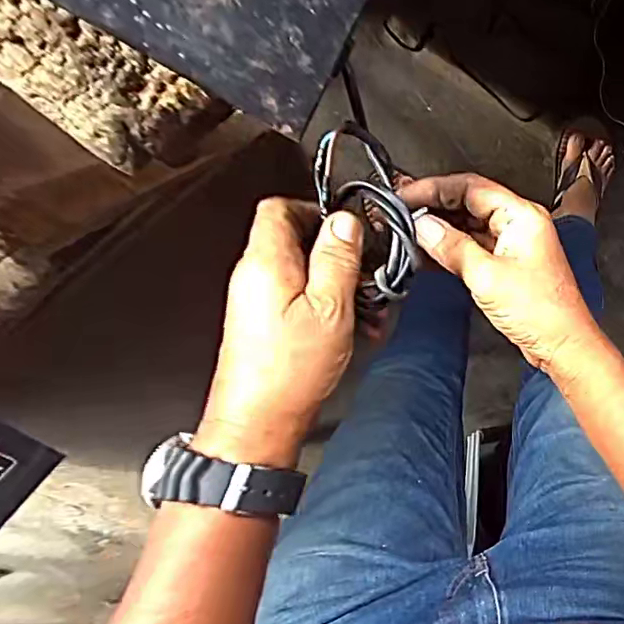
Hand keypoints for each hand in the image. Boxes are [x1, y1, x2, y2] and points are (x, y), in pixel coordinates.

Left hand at [195, 198, 363, 467]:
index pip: (280, 208)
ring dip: (341, 283)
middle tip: (368, 274)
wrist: (261, 416)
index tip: (352, 230)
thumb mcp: (330, 307)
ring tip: (366, 307)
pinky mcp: (266, 319)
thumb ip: (337, 259)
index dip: (318, 210)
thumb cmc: (289, 369)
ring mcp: (258, 298)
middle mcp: (255, 275)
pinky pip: (301, 295)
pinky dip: (330, 303)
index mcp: (266, 263)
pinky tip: (351, 325)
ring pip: (304, 270)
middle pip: (297, 239)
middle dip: (340, 254)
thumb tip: (344, 222)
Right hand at [399, 173, 603, 375]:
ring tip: (410, 237)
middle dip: (434, 209)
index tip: (405, 196)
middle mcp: (522, 227)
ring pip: (470, 228)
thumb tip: (423, 226)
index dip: (433, 188)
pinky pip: (475, 250)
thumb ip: (452, 247)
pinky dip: (452, 251)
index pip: (470, 187)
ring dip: (440, 232)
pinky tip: (429, 257)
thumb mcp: (487, 276)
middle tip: (401, 215)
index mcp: (524, 217)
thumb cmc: (543, 313)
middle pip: (469, 204)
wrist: (563, 345)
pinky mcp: (510, 268)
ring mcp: (516, 248)